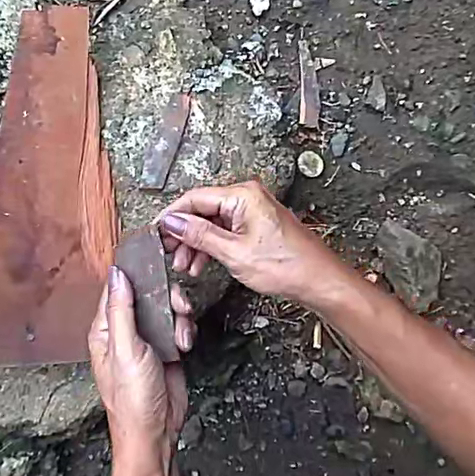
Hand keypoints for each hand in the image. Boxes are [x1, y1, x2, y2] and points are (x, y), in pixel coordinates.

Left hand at [88, 266, 193, 458]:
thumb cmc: (132, 400)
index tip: (151, 262)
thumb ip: (122, 310)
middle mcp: (124, 331)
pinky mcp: (165, 348)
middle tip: (177, 306)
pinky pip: (178, 326)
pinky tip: (184, 345)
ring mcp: (146, 340)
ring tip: (181, 336)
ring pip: (166, 309)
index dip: (134, 273)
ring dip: (179, 317)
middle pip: (147, 294)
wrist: (155, 432)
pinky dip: (185, 331)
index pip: (116, 288)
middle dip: (166, 297)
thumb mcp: (125, 349)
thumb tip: (117, 274)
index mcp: (105, 329)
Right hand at [156, 181, 346, 305]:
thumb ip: (199, 235)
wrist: (319, 280)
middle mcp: (247, 196)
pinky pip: (225, 229)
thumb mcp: (233, 253)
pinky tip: (201, 263)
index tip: (155, 232)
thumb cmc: (286, 266)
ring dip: (196, 243)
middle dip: (183, 233)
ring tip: (184, 265)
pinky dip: (211, 245)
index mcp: (242, 195)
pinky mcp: (256, 224)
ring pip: (211, 222)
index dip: (171, 216)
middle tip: (167, 253)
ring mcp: (252, 210)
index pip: (193, 198)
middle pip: (201, 209)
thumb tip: (172, 223)